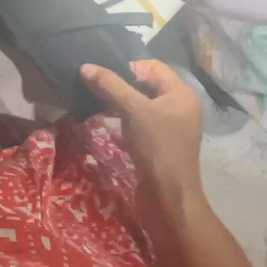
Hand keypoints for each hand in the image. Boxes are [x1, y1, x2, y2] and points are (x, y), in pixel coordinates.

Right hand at [81, 60, 205, 217]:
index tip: (103, 76)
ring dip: (119, 105)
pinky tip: (106, 128)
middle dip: (120, 86)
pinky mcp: (158, 146)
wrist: (169, 199)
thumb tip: (86, 66)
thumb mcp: (133, 110)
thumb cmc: (157, 147)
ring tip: (94, 105)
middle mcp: (178, 107)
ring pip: (140, 107)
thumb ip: (110, 86)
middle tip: (93, 88)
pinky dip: (123, 125)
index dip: (127, 67)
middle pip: (145, 86)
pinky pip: (138, 127)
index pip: (152, 66)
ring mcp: (169, 128)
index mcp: (180, 93)